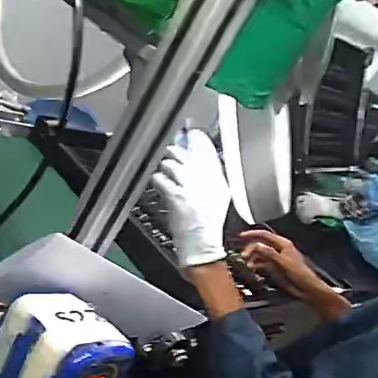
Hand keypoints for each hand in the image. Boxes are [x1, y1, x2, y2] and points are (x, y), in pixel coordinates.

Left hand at [151, 129, 230, 267]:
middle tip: (169, 156)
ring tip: (165, 174)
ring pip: (170, 163)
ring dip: (164, 167)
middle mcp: (205, 178)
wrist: (202, 243)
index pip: (206, 147)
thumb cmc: (208, 224)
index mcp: (218, 176)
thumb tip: (200, 158)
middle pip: (184, 152)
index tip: (186, 134)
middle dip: (173, 153)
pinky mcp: (175, 195)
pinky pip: (160, 178)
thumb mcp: (220, 195)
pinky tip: (159, 185)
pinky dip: (157, 180)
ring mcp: (190, 186)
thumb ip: (213, 174)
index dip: (193, 137)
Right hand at [238, 229, 348, 319]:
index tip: (241, 236)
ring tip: (246, 263)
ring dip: (252, 257)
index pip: (265, 235)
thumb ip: (269, 252)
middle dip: (250, 248)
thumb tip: (256, 245)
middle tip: (243, 255)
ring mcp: (276, 258)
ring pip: (260, 254)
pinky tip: (252, 268)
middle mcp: (278, 249)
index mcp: (283, 244)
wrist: (305, 288)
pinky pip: (262, 263)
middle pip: (260, 244)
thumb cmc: (299, 273)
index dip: (252, 234)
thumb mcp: (283, 262)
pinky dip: (256, 265)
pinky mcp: (274, 267)